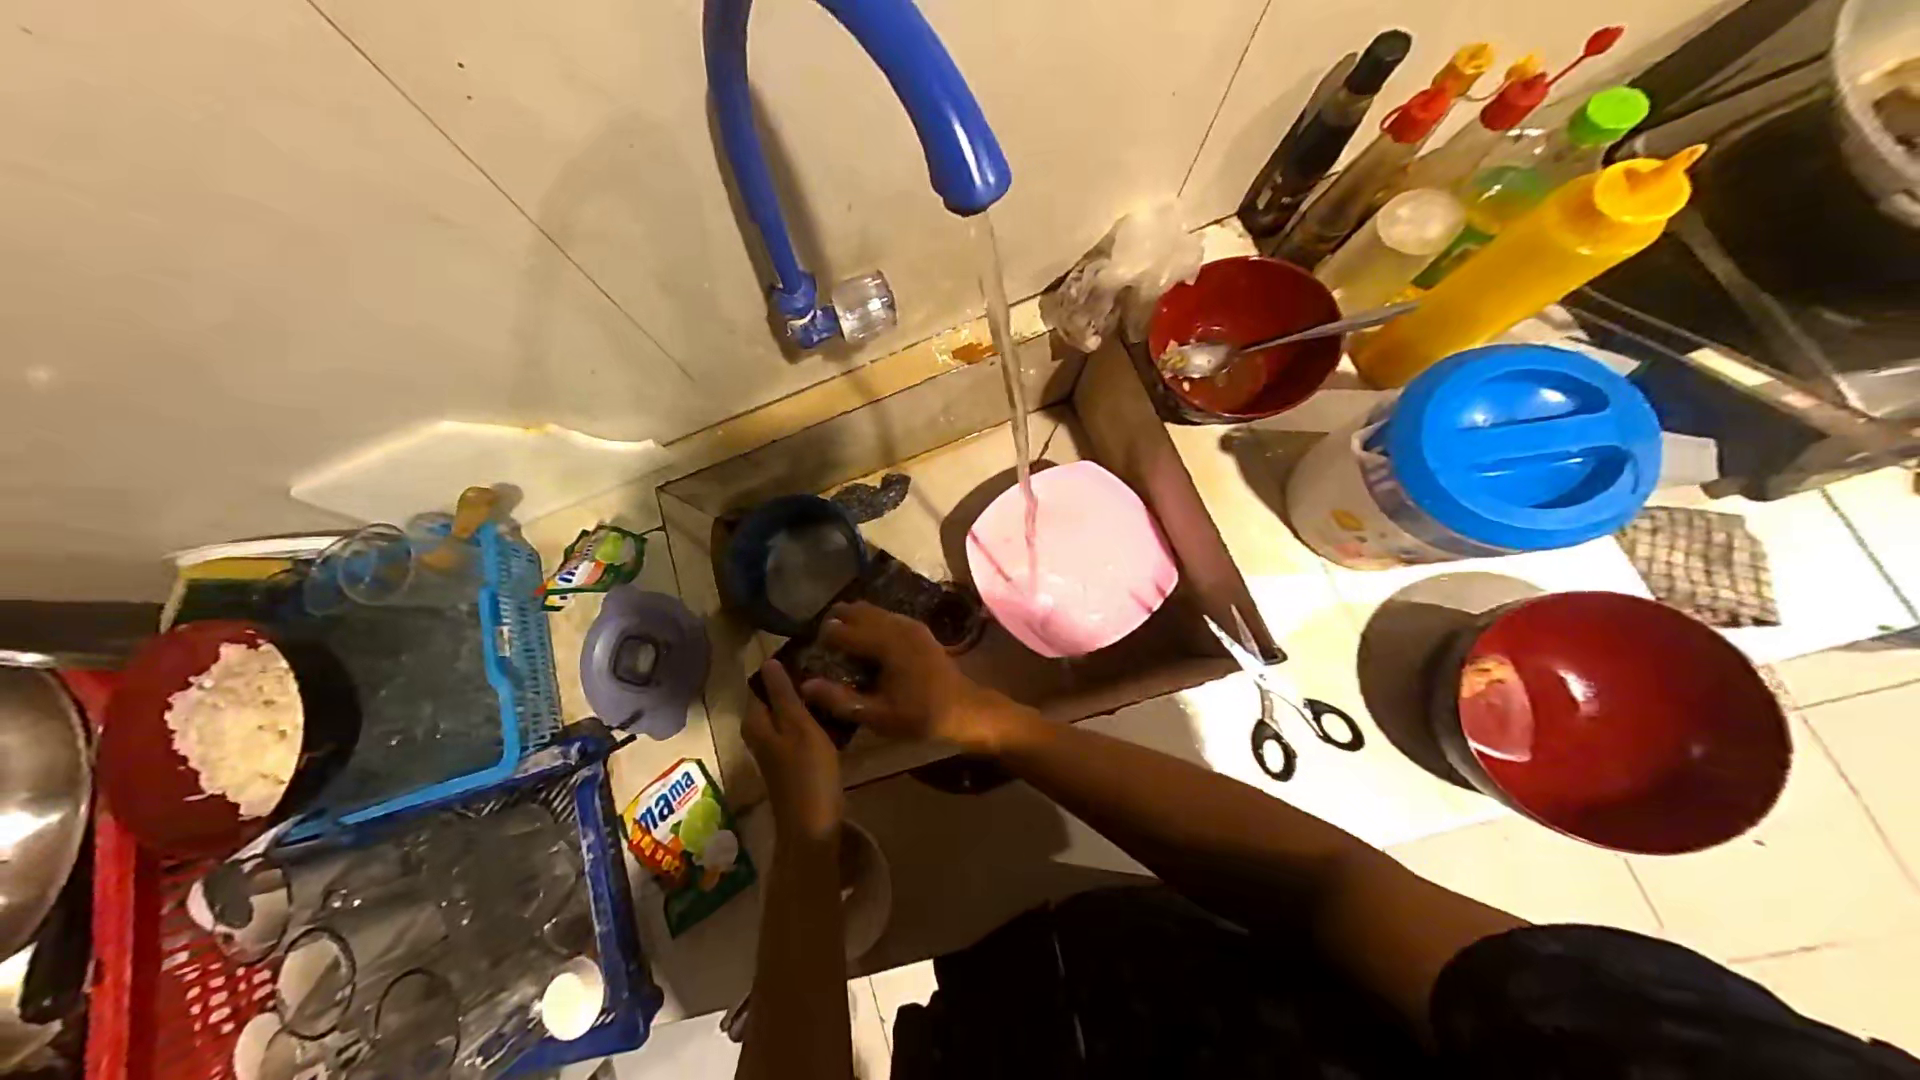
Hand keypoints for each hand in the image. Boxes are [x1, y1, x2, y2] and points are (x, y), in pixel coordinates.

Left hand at [743, 660, 843, 844]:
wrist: (814, 826)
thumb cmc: (807, 772)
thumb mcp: (798, 727)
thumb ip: (783, 694)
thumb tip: (768, 661)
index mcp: (756, 722)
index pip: (762, 683)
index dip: (783, 666)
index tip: (809, 650)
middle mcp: (760, 733)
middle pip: (777, 697)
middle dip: (798, 681)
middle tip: (828, 663)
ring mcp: (777, 748)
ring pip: (790, 713)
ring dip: (809, 699)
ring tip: (835, 681)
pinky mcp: (793, 759)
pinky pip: (801, 728)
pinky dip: (814, 717)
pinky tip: (834, 710)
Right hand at [798, 602, 1033, 754]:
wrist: (965, 710)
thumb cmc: (921, 716)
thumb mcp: (878, 716)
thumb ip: (841, 699)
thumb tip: (805, 685)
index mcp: (887, 644)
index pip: (843, 630)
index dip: (823, 637)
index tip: (810, 650)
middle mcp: (898, 626)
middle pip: (856, 611)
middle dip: (836, 622)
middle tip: (821, 643)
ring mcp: (910, 624)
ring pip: (872, 610)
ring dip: (853, 620)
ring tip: (839, 642)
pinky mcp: (918, 629)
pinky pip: (886, 616)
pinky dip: (870, 622)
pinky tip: (864, 642)